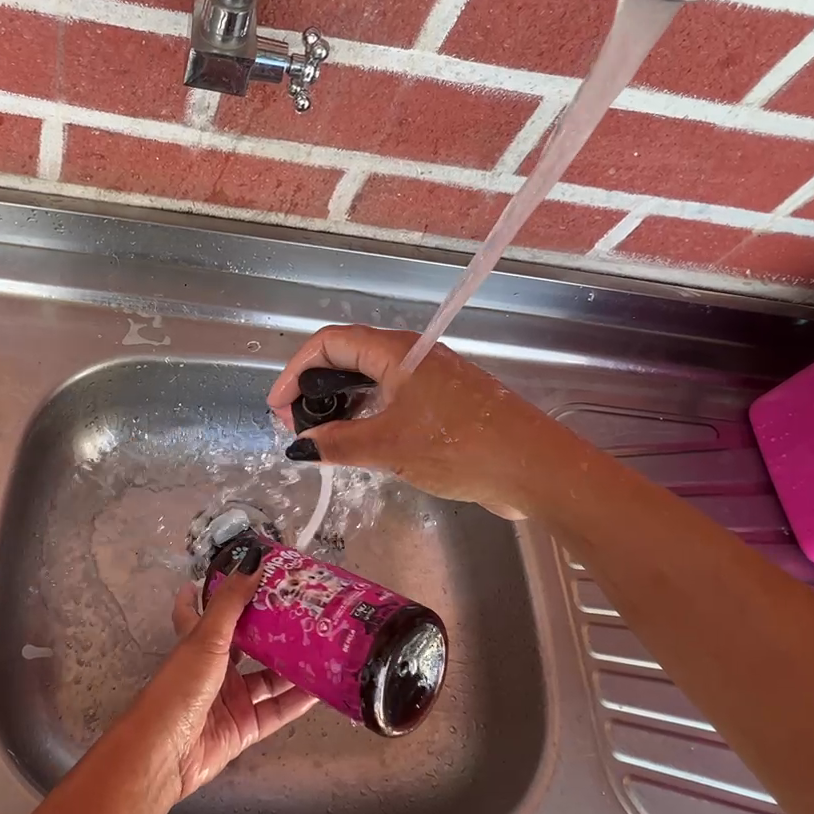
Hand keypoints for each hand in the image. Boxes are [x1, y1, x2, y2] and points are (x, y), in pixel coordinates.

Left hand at [123, 569, 318, 801]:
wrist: (165, 754)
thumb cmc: (180, 687)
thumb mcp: (206, 638)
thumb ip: (231, 602)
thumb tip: (254, 560)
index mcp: (196, 641)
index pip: (201, 608)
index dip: (212, 590)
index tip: (238, 574)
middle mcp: (213, 667)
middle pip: (246, 643)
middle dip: (271, 628)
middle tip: (304, 608)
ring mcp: (229, 699)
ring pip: (266, 677)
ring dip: (290, 664)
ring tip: (322, 645)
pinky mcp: (243, 728)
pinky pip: (275, 710)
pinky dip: (296, 701)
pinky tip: (320, 688)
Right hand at [266, 325, 597, 515]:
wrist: (537, 469)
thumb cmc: (461, 447)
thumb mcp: (390, 446)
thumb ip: (338, 444)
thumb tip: (299, 447)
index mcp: (395, 352)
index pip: (329, 344)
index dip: (295, 371)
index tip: (276, 407)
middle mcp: (410, 356)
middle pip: (346, 358)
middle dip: (313, 388)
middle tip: (294, 427)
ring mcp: (429, 379)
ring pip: (369, 380)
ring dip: (339, 404)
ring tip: (320, 438)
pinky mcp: (443, 403)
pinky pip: (390, 399)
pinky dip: (365, 415)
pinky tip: (358, 443)